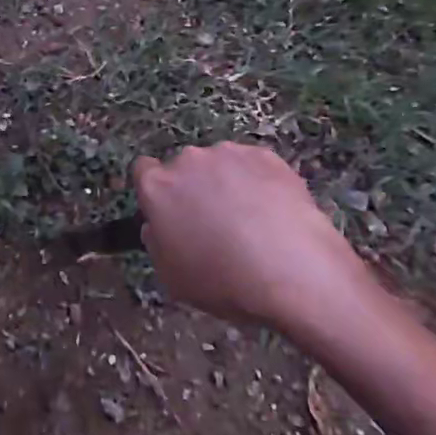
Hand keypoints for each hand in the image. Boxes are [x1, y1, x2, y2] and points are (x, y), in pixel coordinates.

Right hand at [133, 142, 369, 330]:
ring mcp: (230, 153)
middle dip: (194, 188)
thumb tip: (157, 225)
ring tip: (251, 221)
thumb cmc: (224, 281)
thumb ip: (157, 242)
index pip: (143, 171)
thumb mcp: (173, 278)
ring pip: (220, 164)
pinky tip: (273, 213)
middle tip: (214, 223)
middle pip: (184, 167)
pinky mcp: (265, 154)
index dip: (156, 191)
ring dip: (227, 183)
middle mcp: (189, 160)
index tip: (171, 211)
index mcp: (159, 188)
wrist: (292, 269)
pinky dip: (258, 182)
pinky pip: (253, 165)